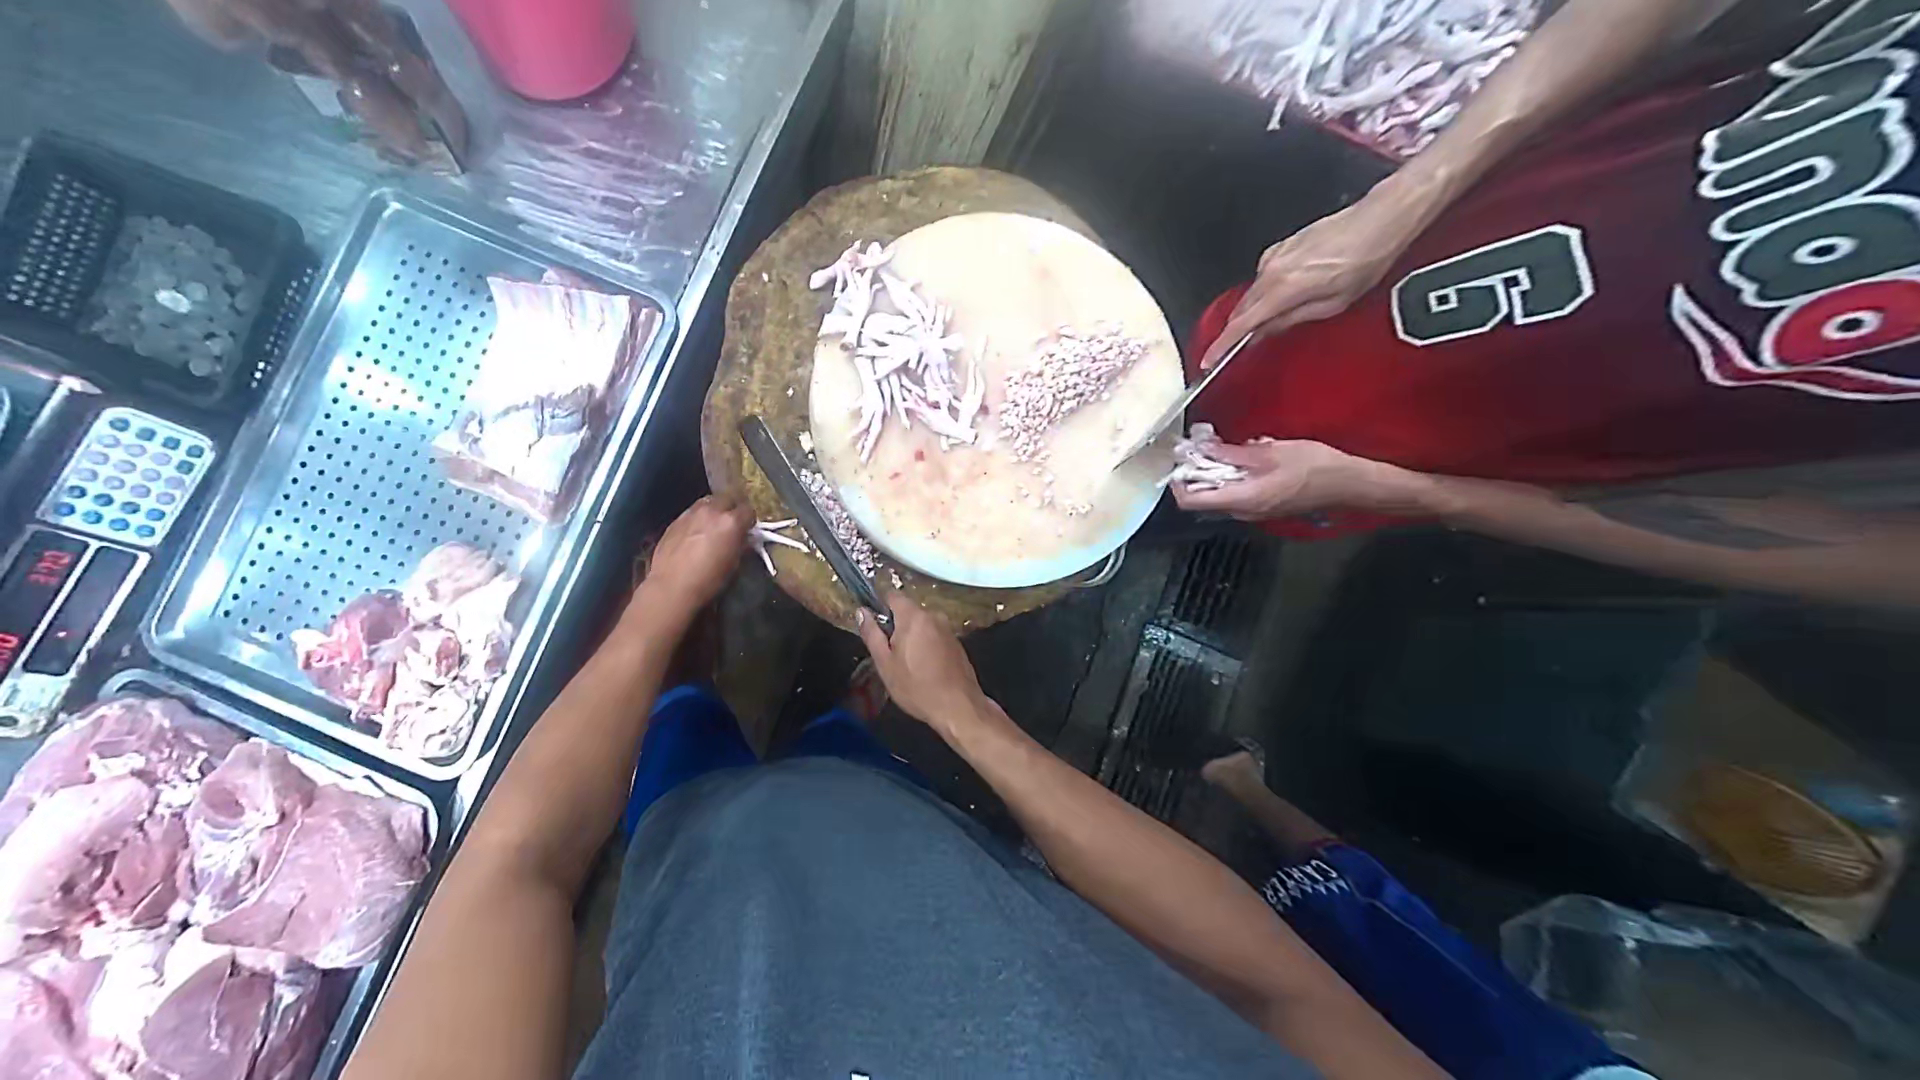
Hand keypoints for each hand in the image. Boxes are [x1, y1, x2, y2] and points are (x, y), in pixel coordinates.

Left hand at [635, 495, 752, 622]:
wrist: (672, 586)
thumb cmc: (710, 579)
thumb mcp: (735, 563)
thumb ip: (742, 544)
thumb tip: (744, 538)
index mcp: (731, 521)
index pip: (748, 510)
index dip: (750, 520)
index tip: (748, 529)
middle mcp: (712, 511)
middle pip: (728, 498)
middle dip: (732, 508)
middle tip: (732, 523)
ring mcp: (692, 513)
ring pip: (708, 501)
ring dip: (715, 509)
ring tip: (713, 524)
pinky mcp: (676, 519)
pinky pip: (692, 512)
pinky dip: (699, 517)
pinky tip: (696, 532)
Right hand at [856, 595, 996, 736]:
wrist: (957, 706)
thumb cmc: (916, 687)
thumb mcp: (885, 663)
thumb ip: (872, 634)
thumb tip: (862, 612)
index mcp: (914, 617)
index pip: (893, 595)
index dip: (880, 606)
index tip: (874, 626)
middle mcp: (934, 616)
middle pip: (908, 611)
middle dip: (897, 626)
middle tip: (889, 653)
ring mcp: (948, 629)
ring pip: (922, 625)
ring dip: (912, 637)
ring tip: (906, 665)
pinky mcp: (957, 643)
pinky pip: (935, 636)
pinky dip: (927, 646)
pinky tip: (925, 669)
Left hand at [1172, 440, 1432, 521]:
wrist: (1351, 484)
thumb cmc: (1316, 467)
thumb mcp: (1272, 452)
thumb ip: (1234, 453)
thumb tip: (1204, 450)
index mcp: (1242, 500)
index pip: (1191, 501)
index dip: (1177, 482)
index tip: (1178, 460)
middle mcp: (1243, 511)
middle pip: (1205, 496)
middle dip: (1199, 471)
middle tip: (1202, 445)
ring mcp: (1254, 511)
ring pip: (1222, 492)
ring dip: (1218, 470)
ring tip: (1227, 446)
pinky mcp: (1264, 505)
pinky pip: (1238, 491)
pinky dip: (1235, 474)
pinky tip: (1249, 455)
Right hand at [1200, 185, 1431, 369]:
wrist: (1382, 217)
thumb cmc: (1367, 257)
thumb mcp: (1332, 304)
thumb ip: (1290, 320)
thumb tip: (1263, 332)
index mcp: (1282, 288)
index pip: (1241, 324)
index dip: (1222, 345)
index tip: (1209, 360)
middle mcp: (1272, 270)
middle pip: (1242, 310)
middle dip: (1237, 331)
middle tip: (1238, 348)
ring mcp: (1274, 256)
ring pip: (1252, 294)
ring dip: (1253, 312)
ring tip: (1268, 324)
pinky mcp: (1281, 246)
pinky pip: (1262, 278)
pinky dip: (1264, 294)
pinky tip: (1281, 298)